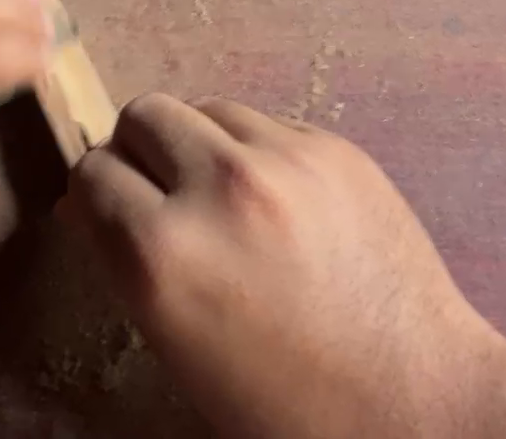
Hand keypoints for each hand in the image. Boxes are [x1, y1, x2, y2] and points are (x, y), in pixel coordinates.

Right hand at [61, 94, 505, 438]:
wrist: (417, 400)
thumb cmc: (285, 399)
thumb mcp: (178, 344)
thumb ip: (126, 261)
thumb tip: (88, 203)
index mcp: (164, 254)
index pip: (92, 172)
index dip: (95, 191)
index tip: (108, 205)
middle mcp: (218, 188)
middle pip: (142, 113)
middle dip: (139, 149)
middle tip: (160, 188)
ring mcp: (284, 158)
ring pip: (205, 106)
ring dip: (198, 143)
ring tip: (223, 192)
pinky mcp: (334, 146)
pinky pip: (266, 123)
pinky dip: (256, 151)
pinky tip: (279, 199)